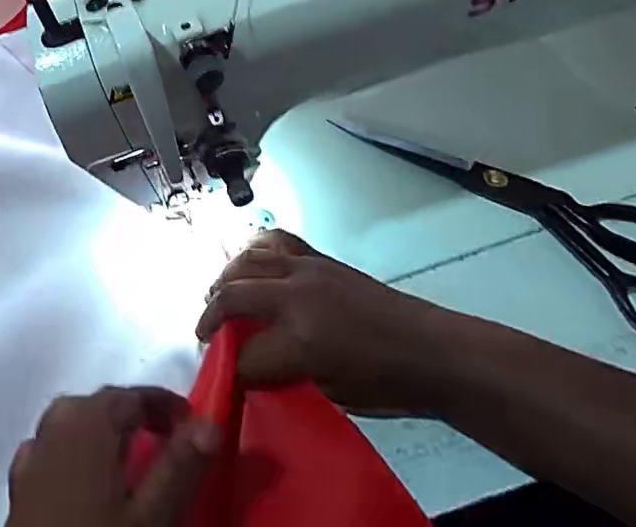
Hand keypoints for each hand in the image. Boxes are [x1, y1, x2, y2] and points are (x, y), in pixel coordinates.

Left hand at [5, 386, 218, 526]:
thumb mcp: (151, 518)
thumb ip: (180, 468)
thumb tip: (210, 424)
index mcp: (88, 418)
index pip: (135, 396)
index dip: (167, 406)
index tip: (196, 423)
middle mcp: (57, 422)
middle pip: (104, 407)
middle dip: (138, 418)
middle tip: (171, 441)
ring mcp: (34, 452)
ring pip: (79, 426)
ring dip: (109, 436)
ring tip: (138, 463)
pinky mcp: (21, 484)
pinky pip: (58, 451)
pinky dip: (81, 456)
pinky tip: (92, 484)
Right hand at [197, 230, 484, 416]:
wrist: (430, 349)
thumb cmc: (386, 384)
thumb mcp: (330, 394)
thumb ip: (283, 375)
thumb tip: (250, 367)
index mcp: (301, 341)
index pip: (245, 353)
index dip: (230, 369)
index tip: (222, 376)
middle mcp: (296, 297)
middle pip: (233, 296)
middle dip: (211, 317)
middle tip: (206, 334)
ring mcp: (305, 269)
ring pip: (246, 263)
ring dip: (225, 280)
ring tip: (218, 296)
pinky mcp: (317, 256)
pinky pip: (274, 241)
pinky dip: (253, 250)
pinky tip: (247, 262)